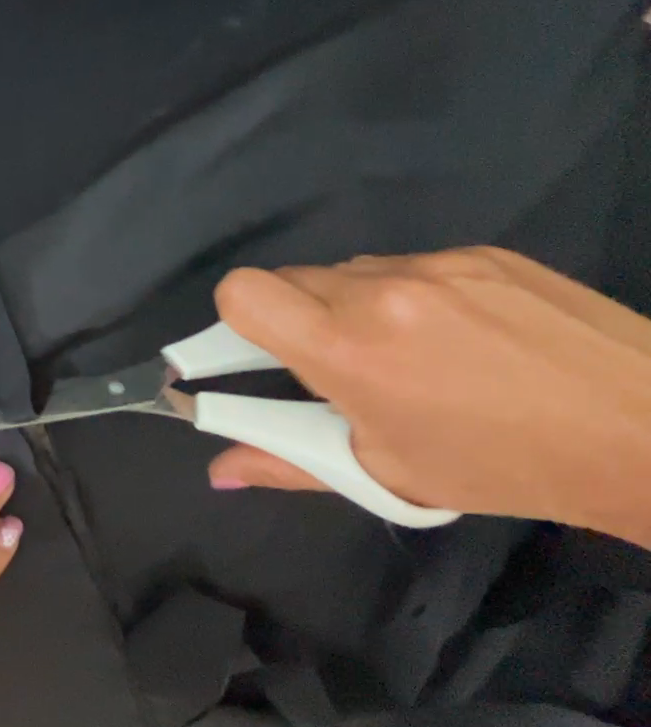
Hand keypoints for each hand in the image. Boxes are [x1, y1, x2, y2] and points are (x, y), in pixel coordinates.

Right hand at [208, 247, 650, 546]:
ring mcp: (435, 266)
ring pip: (350, 271)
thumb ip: (288, 462)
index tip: (270, 349)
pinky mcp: (484, 254)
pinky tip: (470, 335)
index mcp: (344, 349)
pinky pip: (412, 265)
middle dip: (300, 316)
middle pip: (289, 279)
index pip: (241, 292)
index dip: (241, 317)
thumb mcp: (387, 473)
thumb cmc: (508, 467)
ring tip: (418, 350)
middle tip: (345, 362)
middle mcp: (378, 292)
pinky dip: (416, 295)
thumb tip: (218, 472)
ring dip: (356, 304)